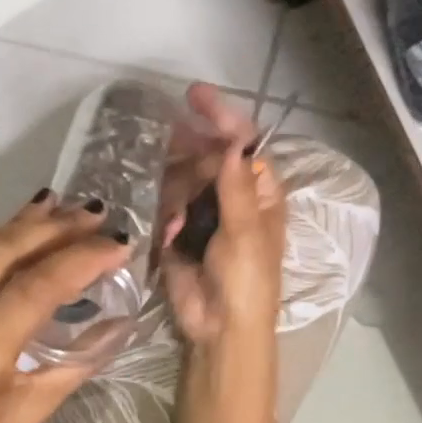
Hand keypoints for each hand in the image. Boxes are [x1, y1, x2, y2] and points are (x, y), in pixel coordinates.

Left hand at [0, 196, 128, 422]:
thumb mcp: (32, 412)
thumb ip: (77, 362)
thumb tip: (121, 316)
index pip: (31, 292)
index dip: (77, 260)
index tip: (117, 244)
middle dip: (50, 229)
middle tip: (94, 215)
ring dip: (22, 228)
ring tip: (66, 213)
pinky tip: (23, 233)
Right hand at [162, 87, 287, 344]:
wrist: (220, 327)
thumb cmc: (247, 280)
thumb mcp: (246, 231)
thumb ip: (236, 187)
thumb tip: (233, 143)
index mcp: (260, 193)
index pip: (241, 144)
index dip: (220, 117)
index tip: (193, 96)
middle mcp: (231, 200)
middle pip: (205, 160)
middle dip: (186, 156)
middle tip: (162, 146)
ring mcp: (202, 219)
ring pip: (180, 186)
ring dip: (175, 198)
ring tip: (177, 225)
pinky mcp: (176, 240)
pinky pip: (164, 214)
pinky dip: (164, 222)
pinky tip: (169, 237)